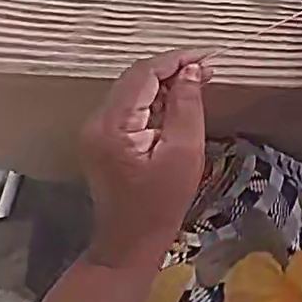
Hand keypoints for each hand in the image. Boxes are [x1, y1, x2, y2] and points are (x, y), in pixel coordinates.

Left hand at [79, 49, 208, 266]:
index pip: (144, 74)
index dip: (176, 60)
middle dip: (171, 68)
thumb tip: (191, 70)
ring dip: (164, 81)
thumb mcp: (183, 152)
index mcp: (113, 125)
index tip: (205, 57)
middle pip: (136, 77)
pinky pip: (130, 104)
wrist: (129, 245)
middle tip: (205, 69)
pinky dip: (155, 97)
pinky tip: (177, 101)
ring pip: (133, 88)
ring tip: (197, 82)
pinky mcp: (102, 138)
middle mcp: (97, 122)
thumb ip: (187, 105)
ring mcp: (96, 130)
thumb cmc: (160, 204)